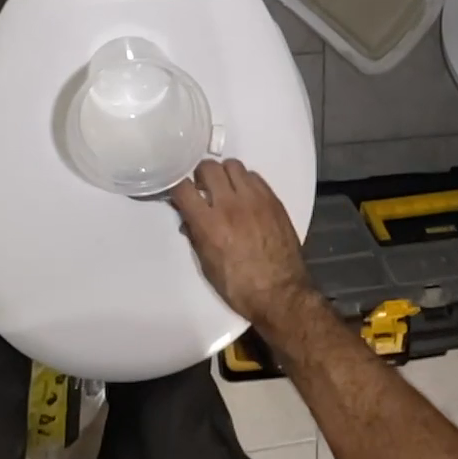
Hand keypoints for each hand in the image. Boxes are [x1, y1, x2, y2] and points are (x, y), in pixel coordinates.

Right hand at [170, 159, 313, 323]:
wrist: (281, 293)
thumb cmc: (240, 287)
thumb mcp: (208, 266)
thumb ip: (196, 236)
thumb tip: (188, 219)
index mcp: (209, 224)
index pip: (183, 188)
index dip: (176, 186)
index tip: (178, 192)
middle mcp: (230, 205)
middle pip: (208, 167)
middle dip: (200, 175)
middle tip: (202, 187)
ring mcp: (254, 199)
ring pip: (233, 165)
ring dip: (224, 174)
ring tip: (225, 188)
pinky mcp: (273, 199)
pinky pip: (254, 176)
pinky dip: (245, 181)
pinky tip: (245, 195)